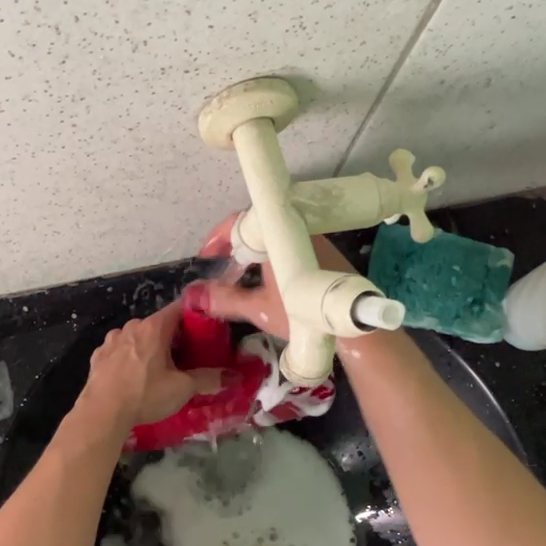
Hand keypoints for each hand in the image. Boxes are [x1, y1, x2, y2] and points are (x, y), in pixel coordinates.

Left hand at [75, 303, 223, 430]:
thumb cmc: (145, 394)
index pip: (179, 309)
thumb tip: (233, 376)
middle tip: (183, 358)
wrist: (101, 412)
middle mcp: (131, 327)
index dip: (193, 317)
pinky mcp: (97, 356)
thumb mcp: (182, 388)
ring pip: (136, 337)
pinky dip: (127, 359)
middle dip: (171, 337)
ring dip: (147, 348)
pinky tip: (131, 376)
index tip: (204, 330)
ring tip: (156, 369)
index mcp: (154, 327)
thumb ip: (208, 379)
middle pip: (157, 324)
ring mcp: (111, 340)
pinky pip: (118, 351)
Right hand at [195, 212, 356, 337]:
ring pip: (273, 235)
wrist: (350, 323)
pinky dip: (270, 254)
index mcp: (278, 236)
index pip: (239, 223)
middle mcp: (296, 227)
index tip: (204, 258)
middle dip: (234, 244)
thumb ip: (225, 300)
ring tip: (236, 270)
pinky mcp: (322, 249)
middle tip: (219, 264)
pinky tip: (263, 274)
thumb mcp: (259, 309)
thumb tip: (195, 295)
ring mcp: (312, 236)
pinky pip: (288, 242)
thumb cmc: (303, 313)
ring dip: (252, 249)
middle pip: (256, 226)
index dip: (218, 238)